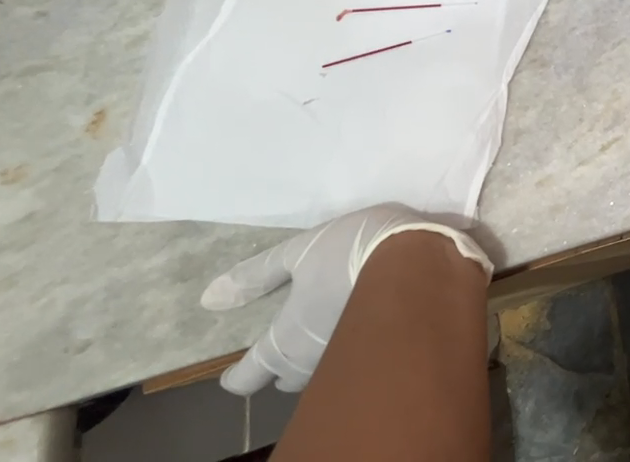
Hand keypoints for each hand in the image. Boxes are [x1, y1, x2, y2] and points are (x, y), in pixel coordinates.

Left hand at [201, 204, 492, 393]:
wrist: (419, 255)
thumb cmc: (351, 252)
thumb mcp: (301, 250)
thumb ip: (257, 275)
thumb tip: (210, 300)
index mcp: (283, 341)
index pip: (244, 380)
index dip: (237, 374)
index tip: (240, 364)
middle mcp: (310, 359)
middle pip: (285, 379)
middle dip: (284, 365)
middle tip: (293, 340)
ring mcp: (349, 355)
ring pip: (323, 372)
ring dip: (320, 358)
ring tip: (331, 332)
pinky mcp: (383, 347)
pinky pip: (355, 358)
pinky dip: (353, 348)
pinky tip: (365, 327)